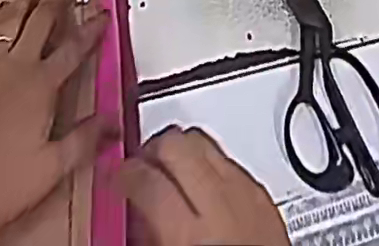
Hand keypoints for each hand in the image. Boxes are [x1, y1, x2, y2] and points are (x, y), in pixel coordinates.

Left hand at [0, 0, 112, 245]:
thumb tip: (111, 123)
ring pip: (10, 21)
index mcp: (40, 86)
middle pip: (40, 21)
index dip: (91, 27)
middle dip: (57, 1)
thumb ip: (85, 139)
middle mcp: (15, 69)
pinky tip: (1, 19)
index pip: (73, 47)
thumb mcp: (53, 166)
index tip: (101, 13)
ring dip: (26, 3)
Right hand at [121, 125, 288, 245]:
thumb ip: (148, 238)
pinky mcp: (263, 195)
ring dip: (180, 150)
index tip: (115, 176)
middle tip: (140, 167)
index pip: (147, 181)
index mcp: (191, 237)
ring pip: (203, 142)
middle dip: (152, 150)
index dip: (123, 173)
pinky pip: (228, 161)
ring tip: (168, 169)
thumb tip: (131, 216)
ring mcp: (246, 195)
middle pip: (176, 145)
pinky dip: (208, 163)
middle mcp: (221, 207)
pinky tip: (201, 185)